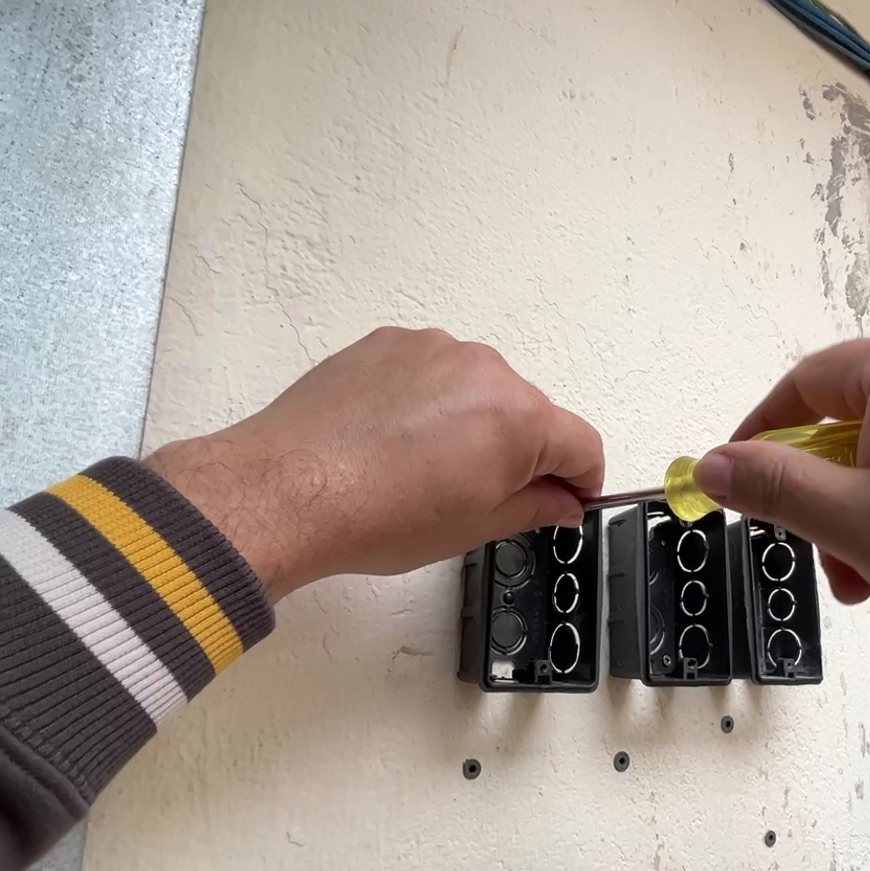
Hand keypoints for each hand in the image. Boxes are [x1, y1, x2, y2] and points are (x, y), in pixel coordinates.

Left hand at [144, 327, 602, 599]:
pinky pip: (436, 372)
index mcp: (519, 418)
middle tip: (484, 493)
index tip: (566, 498)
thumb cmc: (378, 515)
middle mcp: (487, 369)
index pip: (582, 444)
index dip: (582, 479)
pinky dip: (432, 401)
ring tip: (427, 466)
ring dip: (475, 422)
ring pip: (483, 389)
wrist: (286, 490)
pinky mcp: (393, 343)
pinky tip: (398, 438)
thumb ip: (536, 507)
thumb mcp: (476, 527)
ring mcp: (436, 350)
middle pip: (533, 413)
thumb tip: (561, 502)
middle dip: (523, 452)